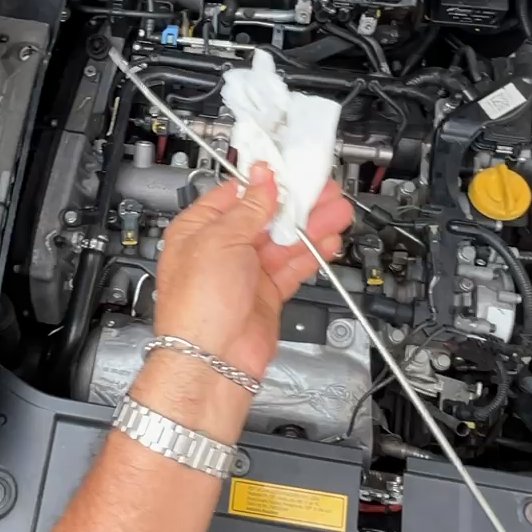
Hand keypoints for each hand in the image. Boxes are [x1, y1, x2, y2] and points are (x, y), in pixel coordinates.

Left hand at [151, 163, 353, 377]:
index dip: (263, 182)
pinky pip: (291, 268)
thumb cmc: (196, 307)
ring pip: (282, 241)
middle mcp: (220, 250)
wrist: (211, 360)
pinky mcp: (265, 295)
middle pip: (264, 217)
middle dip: (294, 203)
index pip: (235, 195)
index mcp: (199, 230)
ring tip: (335, 211)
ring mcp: (244, 273)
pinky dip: (310, 254)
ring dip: (309, 226)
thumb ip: (248, 209)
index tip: (289, 171)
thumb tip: (262, 181)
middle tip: (321, 189)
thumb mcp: (221, 241)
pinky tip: (326, 240)